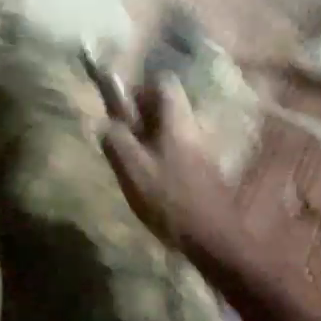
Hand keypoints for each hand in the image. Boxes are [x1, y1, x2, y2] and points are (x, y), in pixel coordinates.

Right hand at [101, 74, 231, 245]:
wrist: (214, 239)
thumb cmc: (170, 198)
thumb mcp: (132, 168)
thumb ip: (116, 140)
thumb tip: (106, 123)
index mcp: (176, 120)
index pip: (164, 81)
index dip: (141, 85)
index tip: (122, 103)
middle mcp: (193, 128)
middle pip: (167, 105)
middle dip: (142, 113)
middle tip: (120, 132)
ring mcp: (201, 150)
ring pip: (170, 128)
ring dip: (149, 136)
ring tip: (130, 158)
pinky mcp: (203, 171)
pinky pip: (176, 149)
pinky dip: (160, 154)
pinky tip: (148, 178)